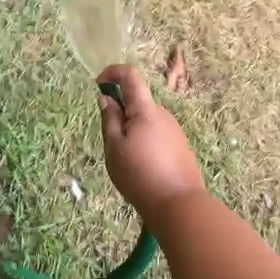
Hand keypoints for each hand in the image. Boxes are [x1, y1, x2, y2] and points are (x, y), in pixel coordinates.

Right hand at [98, 51, 205, 220]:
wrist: (179, 205)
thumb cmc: (139, 174)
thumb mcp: (114, 147)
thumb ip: (110, 119)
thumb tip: (107, 98)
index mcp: (146, 110)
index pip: (131, 75)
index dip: (112, 73)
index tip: (99, 86)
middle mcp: (163, 115)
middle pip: (138, 100)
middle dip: (120, 111)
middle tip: (111, 139)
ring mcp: (175, 131)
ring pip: (146, 119)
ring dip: (132, 128)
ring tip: (127, 159)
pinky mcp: (181, 146)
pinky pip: (157, 133)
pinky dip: (144, 140)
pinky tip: (143, 167)